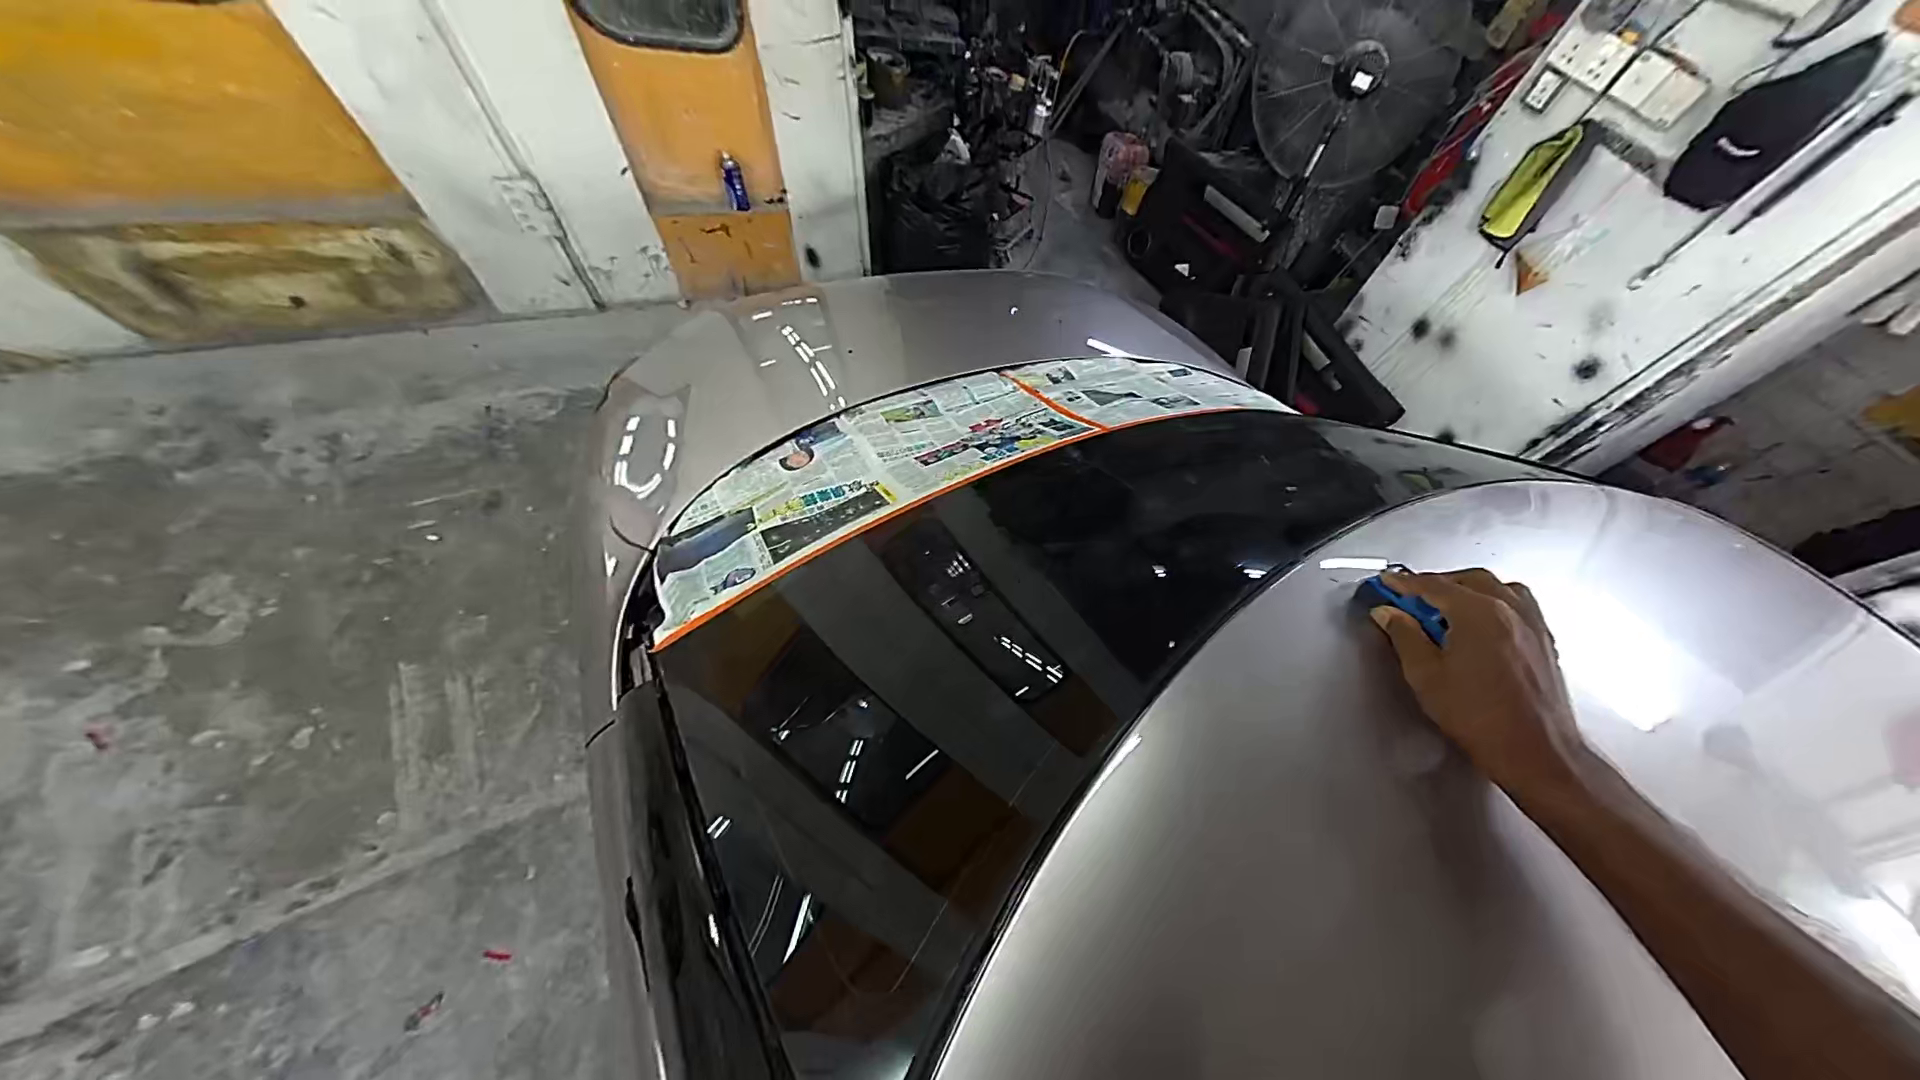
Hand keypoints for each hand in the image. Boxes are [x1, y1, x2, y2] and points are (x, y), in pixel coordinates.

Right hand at [1369, 569, 1585, 796]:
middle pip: (1468, 580)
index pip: (1432, 585)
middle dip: (1435, 583)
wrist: (1534, 751)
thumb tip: (1389, 615)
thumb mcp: (1424, 673)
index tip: (1387, 583)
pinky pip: (1518, 606)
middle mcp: (1511, 613)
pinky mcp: (1544, 643)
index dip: (1403, 583)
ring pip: (1497, 588)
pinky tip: (1478, 622)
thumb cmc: (1483, 718)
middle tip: (1408, 595)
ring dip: (1467, 589)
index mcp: (1479, 614)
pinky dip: (1492, 602)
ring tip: (1443, 605)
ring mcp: (1533, 627)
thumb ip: (1403, 635)